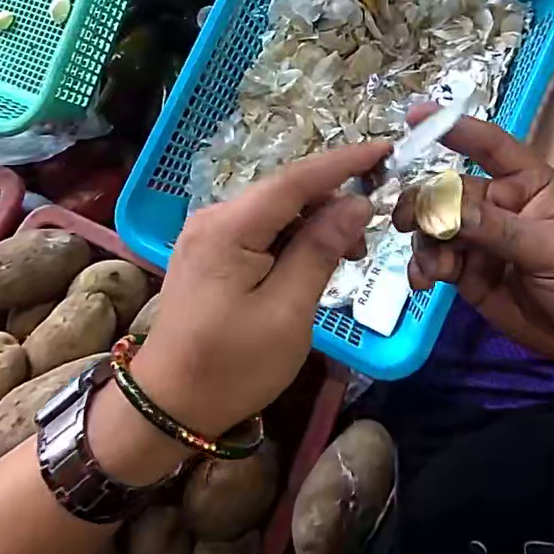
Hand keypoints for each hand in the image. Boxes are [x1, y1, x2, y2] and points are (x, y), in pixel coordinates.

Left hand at [131, 141, 386, 439]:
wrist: (167, 405)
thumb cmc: (231, 367)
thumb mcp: (287, 312)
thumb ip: (321, 250)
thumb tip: (356, 203)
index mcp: (229, 227)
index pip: (295, 180)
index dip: (343, 162)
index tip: (385, 148)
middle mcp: (214, 217)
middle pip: (285, 193)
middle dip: (332, 201)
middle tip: (371, 231)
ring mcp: (208, 234)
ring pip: (275, 212)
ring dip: (315, 224)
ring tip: (349, 255)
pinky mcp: (210, 252)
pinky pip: (261, 231)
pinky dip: (293, 239)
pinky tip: (314, 261)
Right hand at [396, 110, 553, 368]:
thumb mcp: (551, 248)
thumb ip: (495, 229)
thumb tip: (441, 210)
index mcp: (528, 184)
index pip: (490, 146)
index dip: (456, 128)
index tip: (417, 116)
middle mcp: (498, 205)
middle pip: (448, 191)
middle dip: (424, 204)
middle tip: (405, 221)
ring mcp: (482, 240)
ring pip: (435, 227)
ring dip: (424, 242)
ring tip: (433, 269)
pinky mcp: (470, 273)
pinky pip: (435, 261)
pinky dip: (422, 267)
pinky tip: (423, 282)